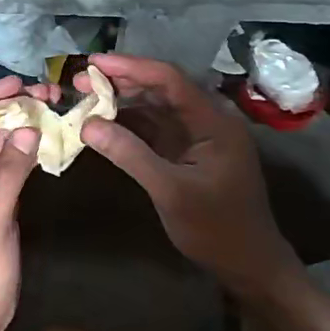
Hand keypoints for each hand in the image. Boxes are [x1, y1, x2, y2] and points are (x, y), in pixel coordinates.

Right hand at [78, 54, 302, 295]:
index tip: (93, 63)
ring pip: (155, 106)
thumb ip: (130, 154)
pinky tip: (102, 121)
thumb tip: (87, 125)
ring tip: (85, 96)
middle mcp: (207, 120)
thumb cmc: (217, 228)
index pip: (169, 80)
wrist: (249, 266)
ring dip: (122, 100)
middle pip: (160, 88)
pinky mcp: (186, 152)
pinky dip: (128, 123)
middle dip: (120, 82)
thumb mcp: (170, 191)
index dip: (130, 67)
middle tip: (80, 80)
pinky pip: (154, 127)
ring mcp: (196, 137)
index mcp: (214, 121)